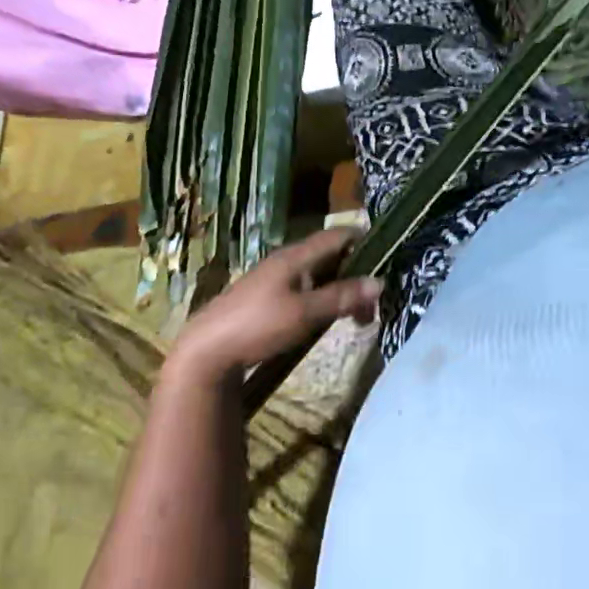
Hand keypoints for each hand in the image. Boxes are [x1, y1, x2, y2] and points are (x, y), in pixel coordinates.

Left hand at [169, 230, 380, 380]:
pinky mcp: (266, 298)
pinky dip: (323, 298)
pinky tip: (326, 318)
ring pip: (320, 275)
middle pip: (332, 256)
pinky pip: (305, 288)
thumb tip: (380, 281)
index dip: (364, 239)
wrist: (202, 354)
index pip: (339, 234)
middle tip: (373, 299)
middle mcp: (287, 260)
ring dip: (341, 290)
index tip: (387, 255)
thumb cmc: (257, 326)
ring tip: (355, 316)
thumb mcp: (306, 312)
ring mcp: (274, 279)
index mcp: (296, 256)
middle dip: (357, 273)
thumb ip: (344, 296)